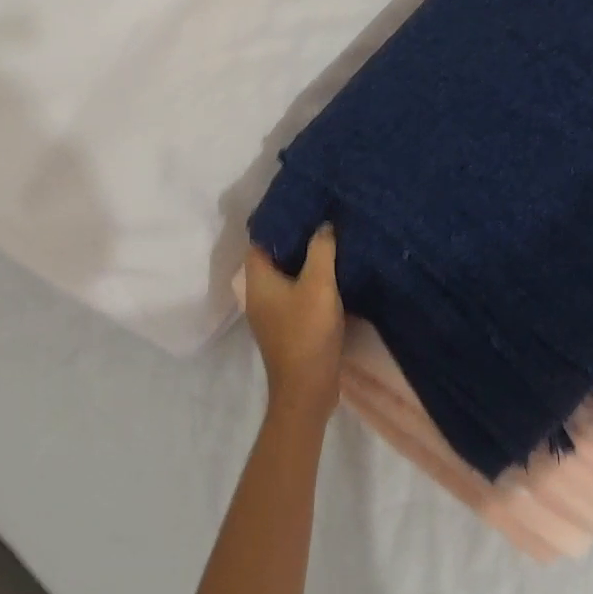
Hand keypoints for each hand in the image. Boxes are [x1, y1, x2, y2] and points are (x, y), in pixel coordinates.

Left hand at [244, 227, 345, 420]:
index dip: (279, 221)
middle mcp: (258, 293)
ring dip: (306, 261)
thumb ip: (321, 250)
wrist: (308, 388)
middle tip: (322, 217)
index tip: (303, 205)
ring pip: (287, 276)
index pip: (260, 239)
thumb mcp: (319, 285)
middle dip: (296, 239)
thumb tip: (323, 225)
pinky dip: (312, 281)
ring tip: (331, 239)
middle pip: (274, 256)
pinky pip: (297, 293)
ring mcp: (272, 312)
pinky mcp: (288, 326)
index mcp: (257, 280)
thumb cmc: (308, 332)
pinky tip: (334, 273)